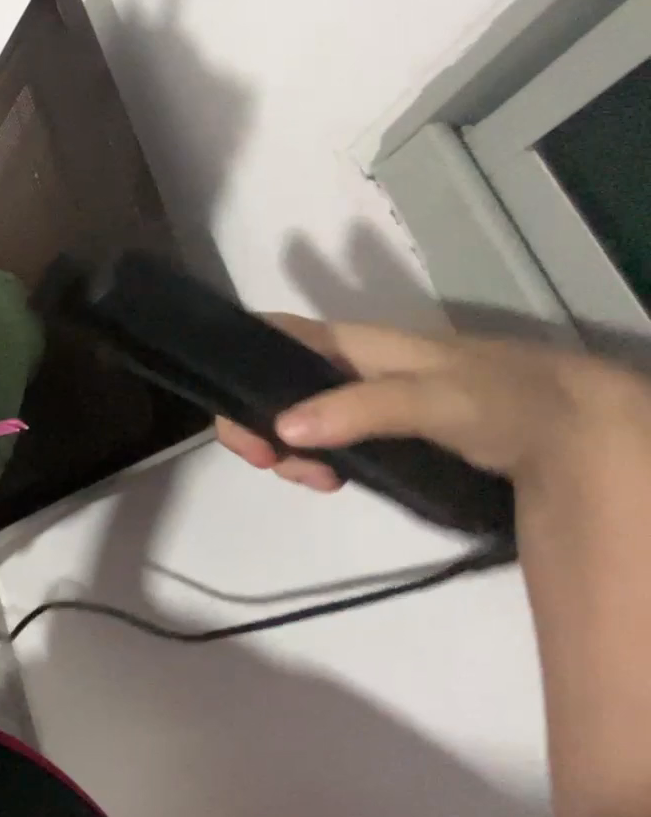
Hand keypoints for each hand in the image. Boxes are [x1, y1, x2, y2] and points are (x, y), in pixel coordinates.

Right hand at [218, 314, 635, 486]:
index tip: (234, 415)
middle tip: (270, 462)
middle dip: (256, 424)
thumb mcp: (433, 399)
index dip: (236, 364)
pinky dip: (310, 461)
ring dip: (285, 451)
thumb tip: (282, 428)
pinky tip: (332, 480)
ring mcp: (357, 397)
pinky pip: (317, 439)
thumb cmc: (505, 399)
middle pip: (269, 385)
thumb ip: (360, 409)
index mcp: (349, 343)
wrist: (583, 430)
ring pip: (289, 418)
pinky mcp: (373, 428)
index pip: (270, 335)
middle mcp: (343, 366)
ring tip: (316, 481)